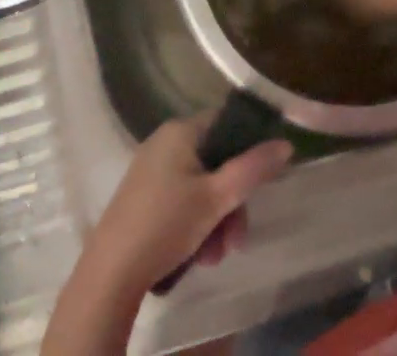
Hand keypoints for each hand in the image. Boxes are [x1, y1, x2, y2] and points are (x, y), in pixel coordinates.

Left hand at [80, 112, 293, 295]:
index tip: (264, 180)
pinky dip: (198, 225)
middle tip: (237, 240)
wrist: (110, 272)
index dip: (251, 147)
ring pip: (203, 187)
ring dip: (218, 222)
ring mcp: (152, 171)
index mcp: (181, 132)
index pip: (227, 123)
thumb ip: (254, 168)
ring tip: (215, 257)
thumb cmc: (166, 224)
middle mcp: (165, 143)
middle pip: (218, 163)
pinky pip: (184, 201)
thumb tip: (285, 144)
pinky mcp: (145, 197)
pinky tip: (199, 256)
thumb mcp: (218, 198)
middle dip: (233, 204)